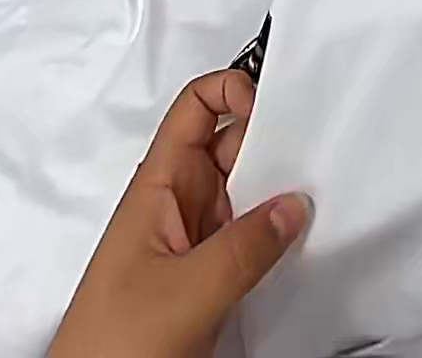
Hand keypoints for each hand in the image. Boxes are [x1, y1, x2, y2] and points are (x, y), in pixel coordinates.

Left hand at [49, 70, 310, 357]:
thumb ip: (244, 247)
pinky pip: (251, 227)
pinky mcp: (212, 268)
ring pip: (245, 185)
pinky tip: (298, 230)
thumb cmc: (109, 348)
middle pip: (229, 141)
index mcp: (160, 181)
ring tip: (313, 183)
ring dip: (277, 182)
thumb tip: (292, 206)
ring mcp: (197, 233)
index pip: (195, 107)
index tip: (269, 105)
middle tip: (309, 140)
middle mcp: (180, 198)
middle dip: (267, 135)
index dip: (230, 89)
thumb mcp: (185, 291)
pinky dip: (276, 223)